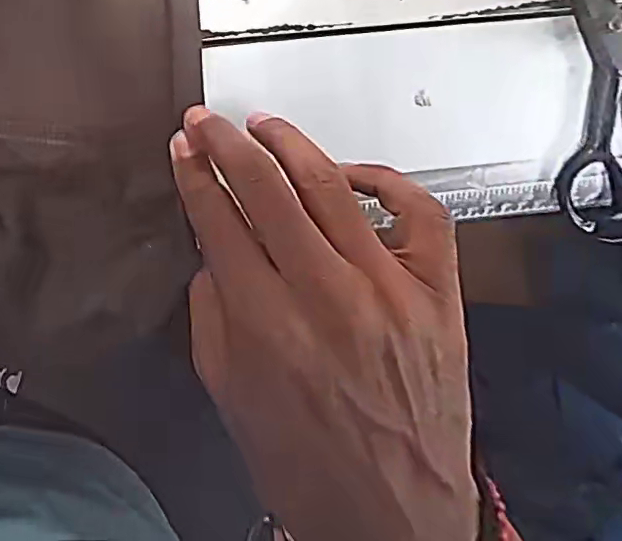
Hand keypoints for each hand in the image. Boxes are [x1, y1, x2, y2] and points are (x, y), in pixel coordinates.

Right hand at [170, 108, 475, 540]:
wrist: (393, 523)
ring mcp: (389, 292)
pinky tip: (351, 171)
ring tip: (262, 124)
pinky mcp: (437, 298)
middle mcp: (327, 299)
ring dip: (287, 142)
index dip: (194, 172)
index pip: (218, 217)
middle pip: (265, 187)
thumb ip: (211, 305)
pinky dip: (384, 178)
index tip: (184, 148)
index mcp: (267, 326)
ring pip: (330, 185)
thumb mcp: (225, 386)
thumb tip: (213, 242)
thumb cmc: (304, 462)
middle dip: (225, 142)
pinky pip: (418, 212)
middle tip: (207, 121)